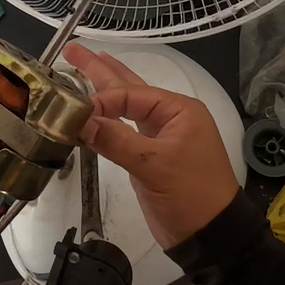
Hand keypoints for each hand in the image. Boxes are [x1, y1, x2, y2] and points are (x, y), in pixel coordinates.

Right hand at [65, 43, 239, 248]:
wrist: (211, 237)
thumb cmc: (191, 195)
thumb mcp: (153, 165)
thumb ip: (115, 140)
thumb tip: (79, 121)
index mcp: (178, 110)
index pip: (129, 94)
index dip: (100, 99)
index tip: (74, 111)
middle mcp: (170, 117)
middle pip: (129, 87)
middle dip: (100, 69)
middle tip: (73, 48)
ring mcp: (161, 136)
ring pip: (127, 106)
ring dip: (104, 89)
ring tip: (85, 64)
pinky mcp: (151, 156)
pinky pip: (125, 129)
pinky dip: (108, 118)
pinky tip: (94, 112)